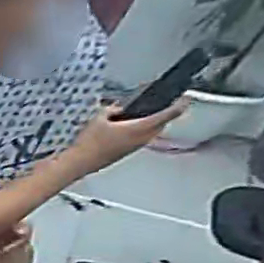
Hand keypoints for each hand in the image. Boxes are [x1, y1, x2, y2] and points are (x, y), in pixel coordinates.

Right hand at [65, 101, 187, 174]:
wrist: (77, 163)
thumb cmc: (88, 144)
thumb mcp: (98, 118)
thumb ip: (112, 110)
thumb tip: (117, 109)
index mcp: (139, 127)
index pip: (169, 114)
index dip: (180, 104)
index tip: (186, 98)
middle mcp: (141, 139)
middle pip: (162, 124)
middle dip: (164, 115)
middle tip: (163, 107)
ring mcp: (133, 148)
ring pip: (152, 134)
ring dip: (152, 125)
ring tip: (142, 118)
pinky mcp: (125, 154)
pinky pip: (140, 141)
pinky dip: (139, 134)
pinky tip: (126, 131)